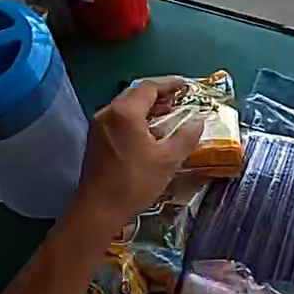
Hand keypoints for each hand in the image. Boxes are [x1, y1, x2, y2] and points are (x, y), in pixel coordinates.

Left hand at [72, 77, 203, 227]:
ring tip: (168, 116)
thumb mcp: (168, 160)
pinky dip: (136, 118)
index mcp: (125, 112)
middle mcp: (108, 112)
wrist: (98, 209)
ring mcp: (98, 125)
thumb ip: (186, 136)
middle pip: (136, 94)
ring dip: (147, 108)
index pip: (149, 87)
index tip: (186, 86)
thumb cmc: (135, 181)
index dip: (170, 84)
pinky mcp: (95, 139)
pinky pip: (119, 119)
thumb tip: (198, 120)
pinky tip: (149, 132)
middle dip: (159, 95)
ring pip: (126, 107)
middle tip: (179, 101)